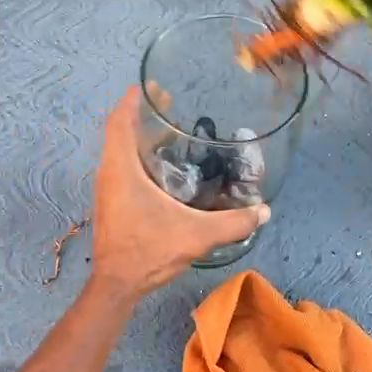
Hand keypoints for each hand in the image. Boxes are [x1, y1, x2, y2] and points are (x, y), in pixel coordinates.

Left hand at [87, 90, 269, 301]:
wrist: (117, 285)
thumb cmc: (148, 252)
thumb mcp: (195, 235)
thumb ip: (232, 223)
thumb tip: (264, 211)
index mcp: (121, 169)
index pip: (119, 121)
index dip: (132, 100)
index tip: (151, 85)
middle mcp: (109, 173)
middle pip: (119, 131)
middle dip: (142, 115)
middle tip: (172, 105)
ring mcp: (107, 189)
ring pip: (119, 151)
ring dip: (139, 137)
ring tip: (171, 132)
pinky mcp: (111, 203)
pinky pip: (121, 167)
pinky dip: (138, 157)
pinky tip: (164, 167)